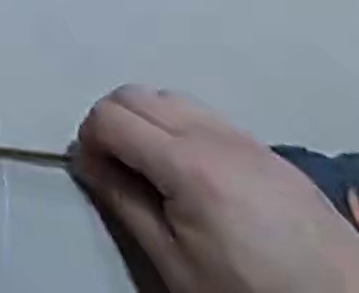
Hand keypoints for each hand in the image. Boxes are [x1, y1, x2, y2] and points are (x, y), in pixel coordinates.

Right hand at [73, 86, 358, 292]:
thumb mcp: (176, 264)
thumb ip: (124, 203)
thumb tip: (86, 161)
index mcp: (187, 163)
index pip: (109, 116)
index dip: (87, 138)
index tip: (92, 170)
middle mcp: (213, 135)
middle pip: (134, 95)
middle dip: (111, 121)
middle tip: (115, 164)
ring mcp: (246, 138)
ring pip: (169, 96)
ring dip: (146, 118)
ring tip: (153, 165)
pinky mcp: (271, 151)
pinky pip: (206, 115)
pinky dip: (181, 125)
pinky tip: (193, 170)